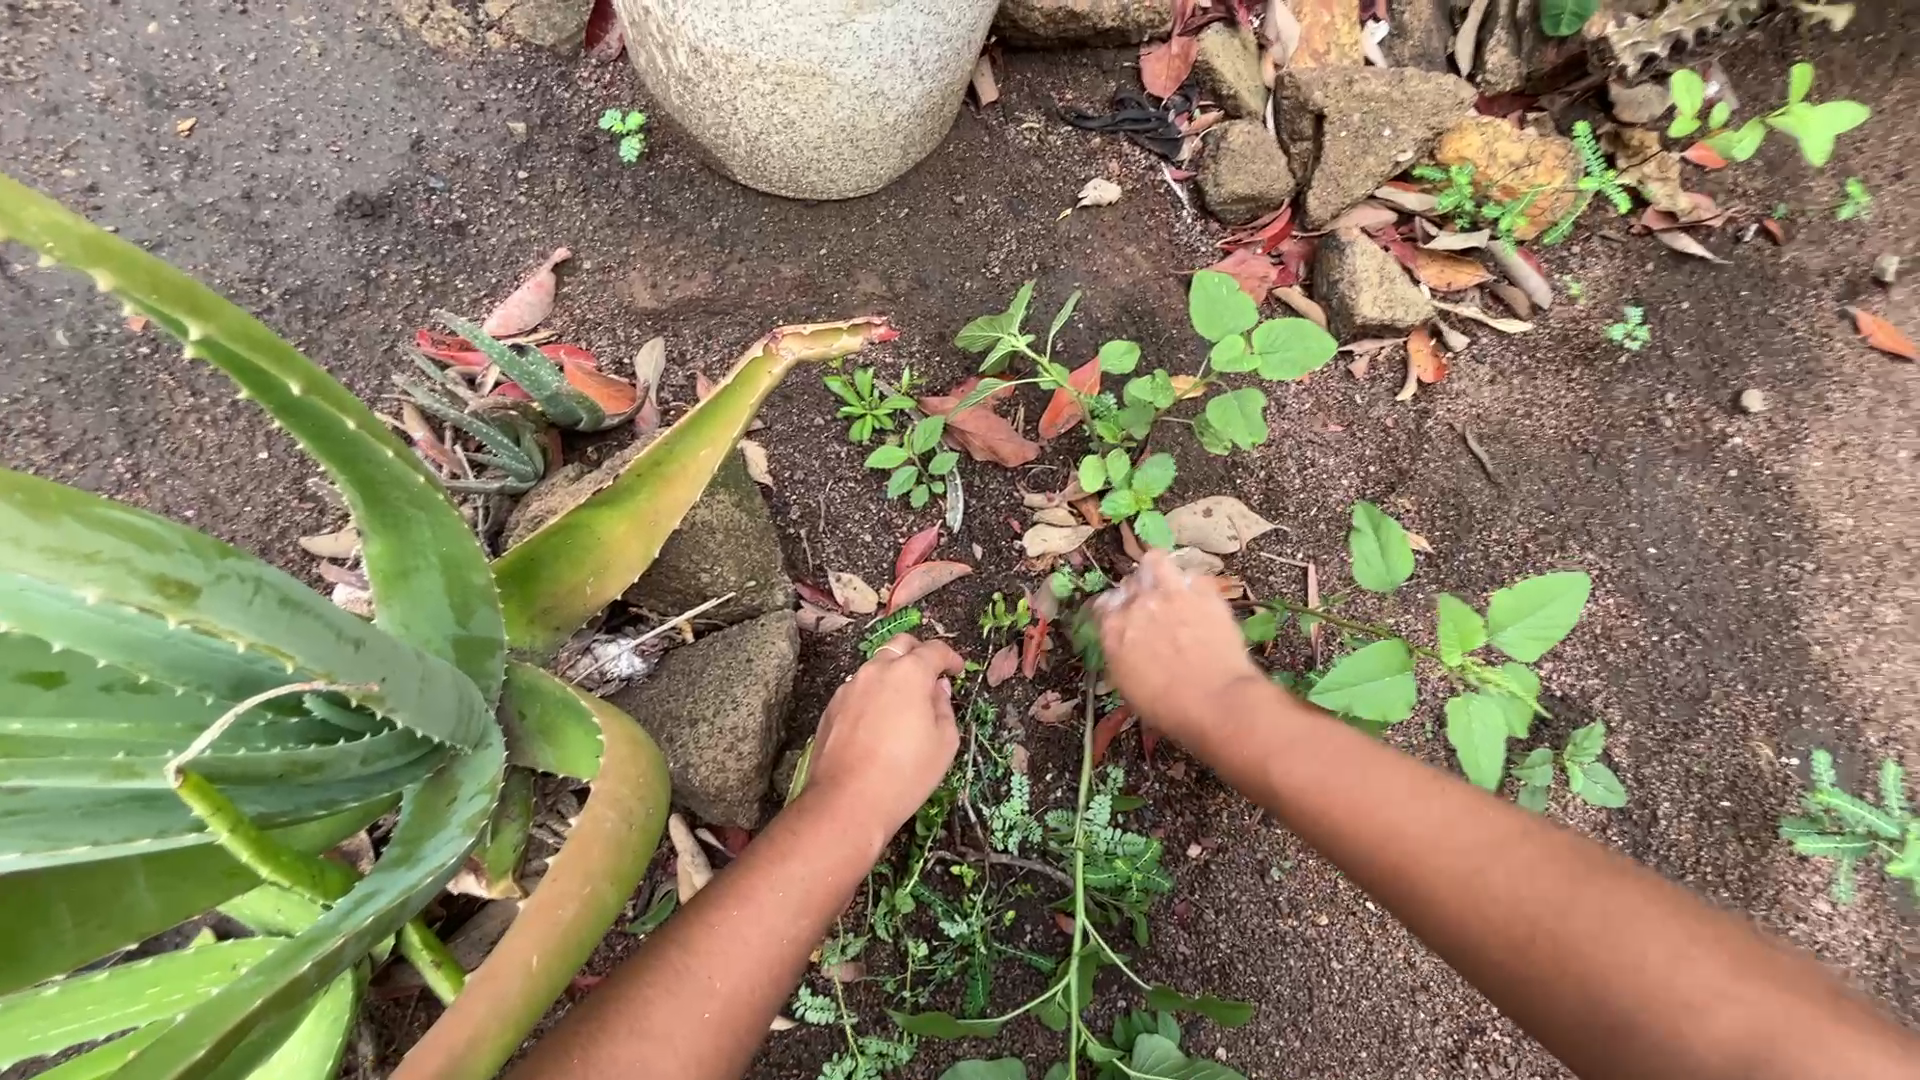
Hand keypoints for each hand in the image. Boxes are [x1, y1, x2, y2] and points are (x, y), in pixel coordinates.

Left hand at [803, 635, 964, 846]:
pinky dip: (873, 693)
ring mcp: (849, 687)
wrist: (847, 801)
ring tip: (904, 702)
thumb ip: (944, 706)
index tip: (957, 670)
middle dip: (919, 653)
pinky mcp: (832, 706)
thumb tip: (937, 688)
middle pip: (900, 645)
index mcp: (909, 673)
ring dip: (893, 674)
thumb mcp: (944, 742)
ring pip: (876, 666)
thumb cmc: (906, 773)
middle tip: (930, 674)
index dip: (950, 658)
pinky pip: (858, 688)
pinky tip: (879, 720)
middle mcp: (876, 670)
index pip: (934, 650)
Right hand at [1093, 549, 1263, 742]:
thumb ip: (1120, 655)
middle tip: (1149, 611)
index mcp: (1113, 628)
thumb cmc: (1168, 707)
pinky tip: (1197, 599)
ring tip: (1167, 586)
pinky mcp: (1204, 592)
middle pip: (1128, 584)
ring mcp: (1171, 593)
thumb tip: (1124, 646)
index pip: (1102, 606)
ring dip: (1157, 572)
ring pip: (1155, 562)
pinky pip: (1192, 576)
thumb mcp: (1127, 686)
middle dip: (1136, 595)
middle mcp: (1137, 604)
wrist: (1217, 702)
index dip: (1112, 612)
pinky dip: (1192, 585)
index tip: (1120, 620)